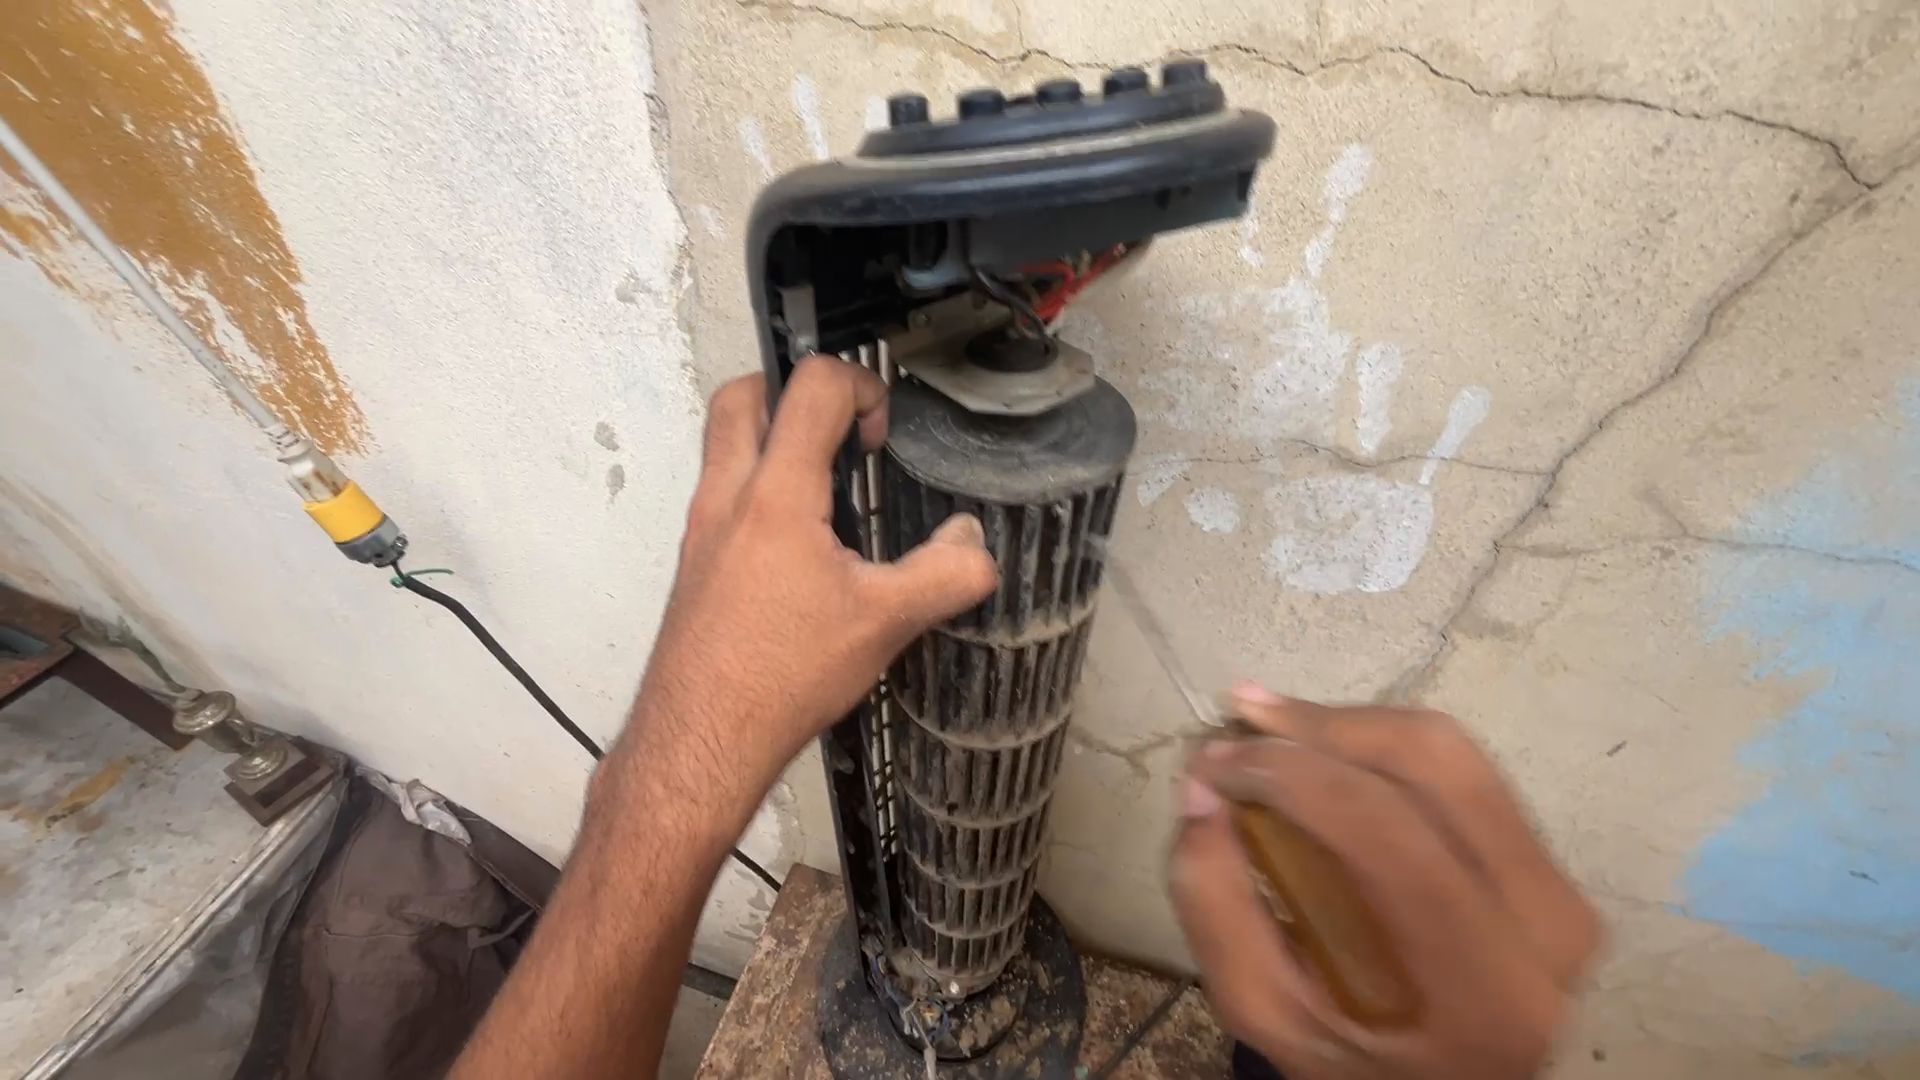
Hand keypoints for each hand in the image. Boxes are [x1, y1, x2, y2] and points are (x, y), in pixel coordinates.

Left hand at [611, 356, 998, 814]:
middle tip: (838, 435)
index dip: (860, 388)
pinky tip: (798, 547)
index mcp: (777, 495)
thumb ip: (946, 574)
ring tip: (825, 487)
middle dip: (795, 392)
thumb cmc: (788, 674)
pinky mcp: (693, 562)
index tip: (880, 438)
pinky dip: (758, 486)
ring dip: (771, 437)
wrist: (701, 740)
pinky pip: (720, 493)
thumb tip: (975, 542)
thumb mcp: (886, 623)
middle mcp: (726, 497)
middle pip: (742, 395)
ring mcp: (700, 529)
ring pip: (722, 444)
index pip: (812, 388)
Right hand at [1171, 687, 1599, 1078]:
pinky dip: (1372, 739)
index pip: (1377, 826)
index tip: (1210, 762)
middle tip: (1238, 718)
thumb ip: (1216, 907)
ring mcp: (1558, 882)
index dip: (1284, 772)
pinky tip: (1316, 743)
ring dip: (1341, 722)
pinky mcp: (1545, 857)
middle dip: (1312, 726)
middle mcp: (1543, 920)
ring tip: (1269, 721)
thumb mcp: (1263, 1012)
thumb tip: (1198, 790)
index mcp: (1482, 983)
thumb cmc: (1354, 1057)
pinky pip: (1454, 764)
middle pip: (1424, 760)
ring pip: (1443, 746)